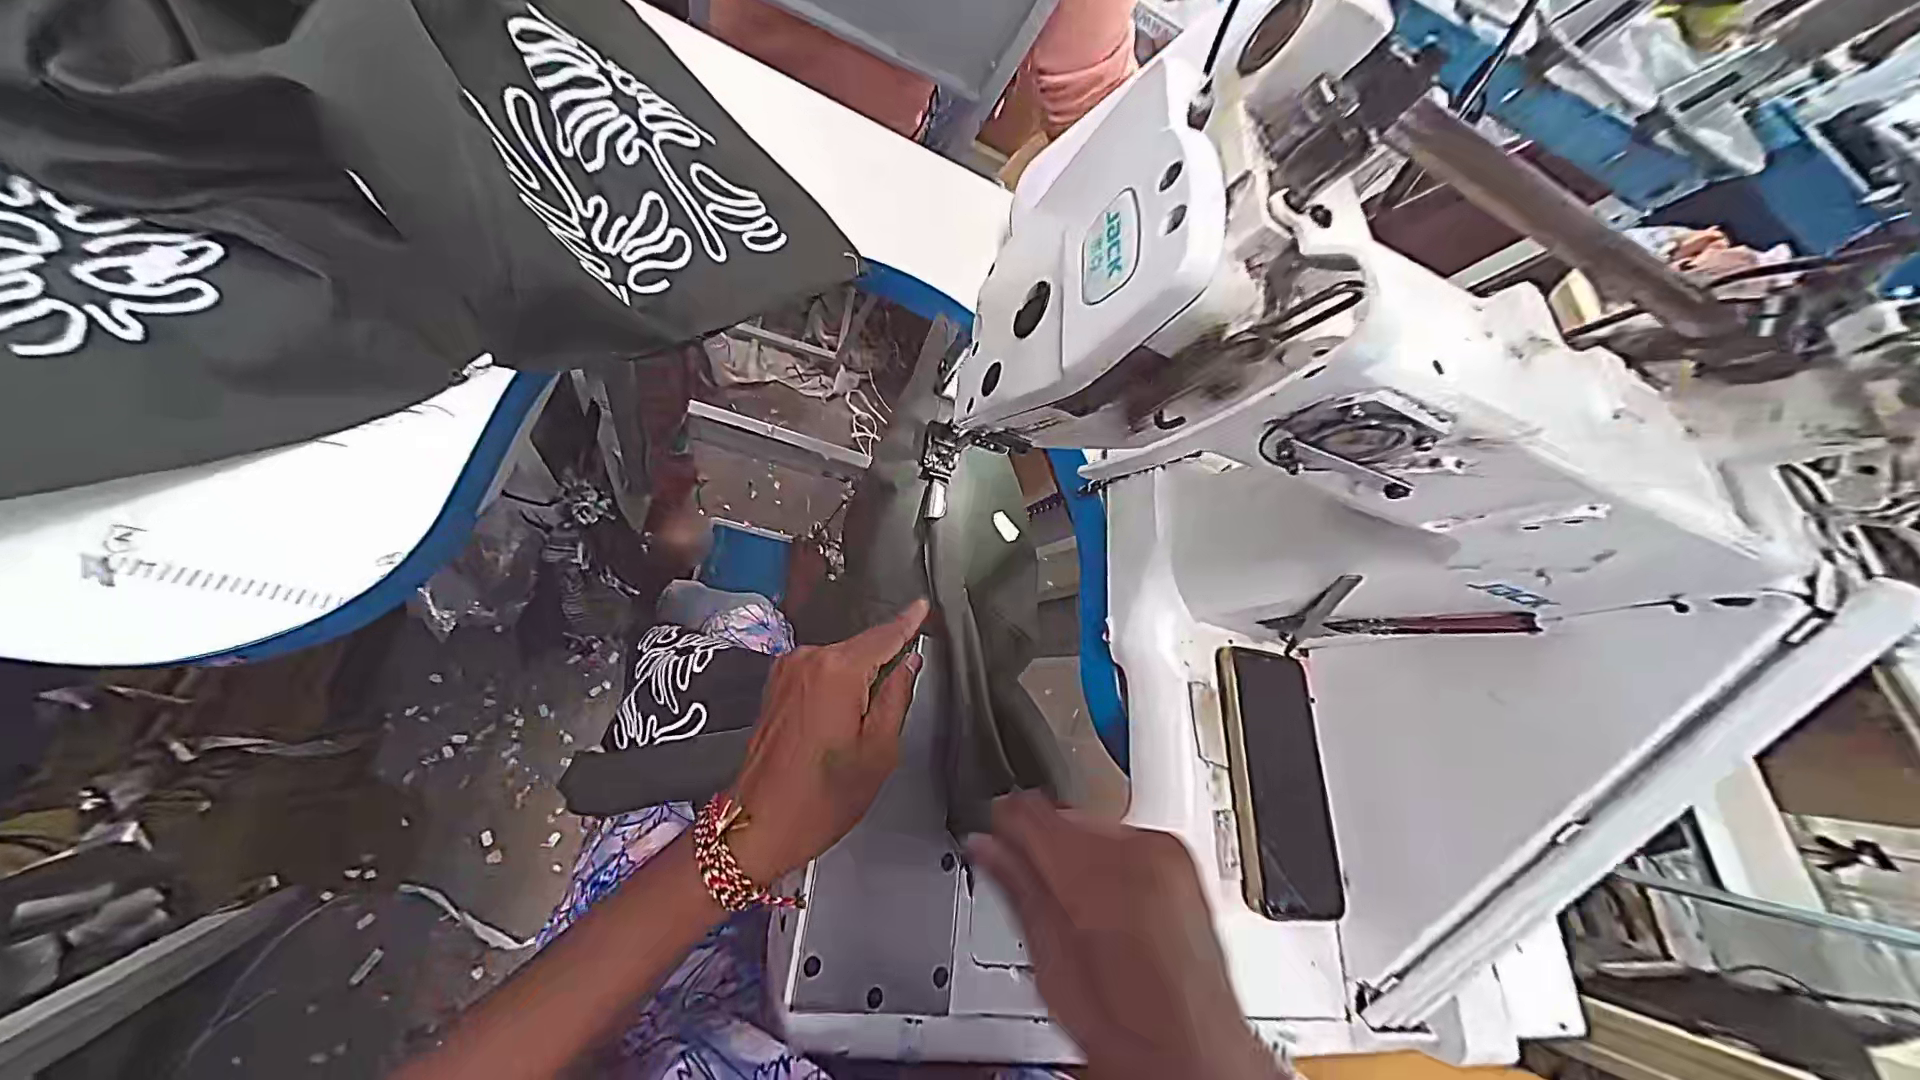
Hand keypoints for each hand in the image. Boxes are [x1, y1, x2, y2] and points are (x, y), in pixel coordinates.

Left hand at [727, 599, 928, 882]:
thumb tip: (907, 663)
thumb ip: (897, 696)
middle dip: (885, 657)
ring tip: (871, 713)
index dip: (908, 621)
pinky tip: (845, 711)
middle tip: (905, 686)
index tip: (923, 605)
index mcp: (837, 671)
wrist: (757, 826)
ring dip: (861, 673)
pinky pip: (820, 670)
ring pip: (841, 659)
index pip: (884, 635)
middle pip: (861, 646)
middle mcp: (808, 660)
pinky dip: (838, 681)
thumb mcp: (879, 750)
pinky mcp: (776, 684)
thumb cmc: (822, 797)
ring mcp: (787, 670)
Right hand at [967, 794, 1284, 1079]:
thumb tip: (987, 847)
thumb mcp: (1050, 966)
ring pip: (1091, 823)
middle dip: (1041, 843)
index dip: (1004, 821)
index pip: (1029, 809)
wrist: (1198, 1055)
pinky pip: (1124, 836)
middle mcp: (1132, 850)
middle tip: (1032, 881)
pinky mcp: (1178, 857)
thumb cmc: (1131, 1032)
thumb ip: (1017, 890)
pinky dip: (1108, 858)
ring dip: (1075, 852)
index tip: (995, 834)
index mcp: (1091, 873)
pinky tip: (1108, 900)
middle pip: (1061, 816)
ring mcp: (1163, 851)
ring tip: (1077, 904)